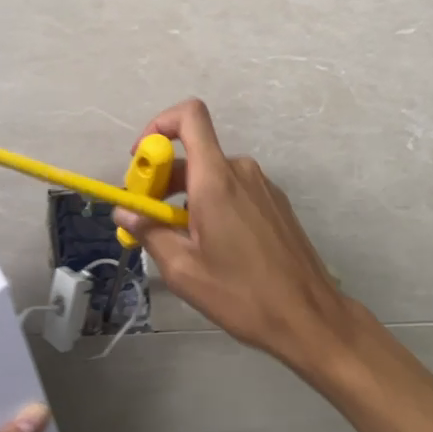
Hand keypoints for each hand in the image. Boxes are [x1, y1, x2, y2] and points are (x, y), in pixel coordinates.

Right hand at [112, 99, 360, 369]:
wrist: (307, 315)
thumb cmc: (241, 293)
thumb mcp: (184, 270)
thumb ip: (150, 232)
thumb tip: (124, 212)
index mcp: (216, 178)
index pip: (190, 116)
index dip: (159, 125)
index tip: (140, 161)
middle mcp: (241, 170)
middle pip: (195, 153)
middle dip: (164, 179)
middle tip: (147, 219)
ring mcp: (262, 185)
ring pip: (213, 175)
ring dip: (187, 197)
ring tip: (179, 243)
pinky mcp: (275, 203)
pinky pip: (234, 190)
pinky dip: (213, 205)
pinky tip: (214, 248)